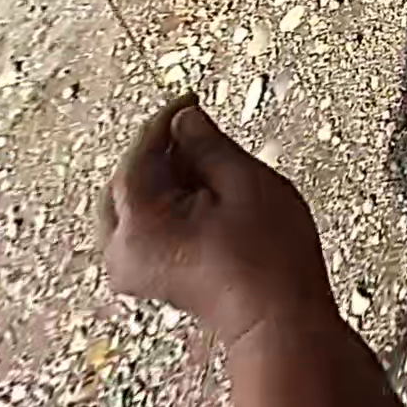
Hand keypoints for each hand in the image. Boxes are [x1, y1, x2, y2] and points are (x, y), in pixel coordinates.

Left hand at [97, 94, 334, 345]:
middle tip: (194, 121)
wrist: (280, 308)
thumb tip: (187, 119)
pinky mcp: (150, 270)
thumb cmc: (269, 254)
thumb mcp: (245, 180)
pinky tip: (201, 181)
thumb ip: (210, 145)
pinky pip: (144, 218)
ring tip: (205, 150)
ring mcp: (134, 266)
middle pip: (127, 179)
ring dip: (165, 169)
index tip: (187, 98)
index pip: (139, 157)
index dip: (164, 120)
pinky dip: (168, 192)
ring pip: (134, 199)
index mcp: (143, 227)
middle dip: (159, 146)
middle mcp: (126, 251)